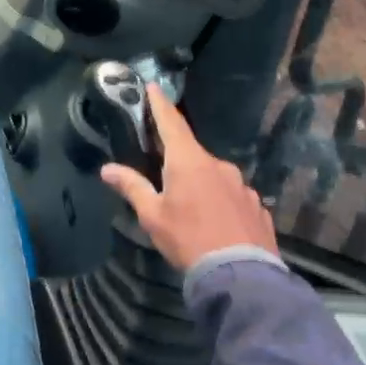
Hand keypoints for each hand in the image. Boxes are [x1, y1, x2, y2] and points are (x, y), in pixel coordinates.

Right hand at [100, 84, 277, 270]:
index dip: (160, 104)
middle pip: (191, 152)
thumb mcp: (152, 215)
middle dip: (175, 157)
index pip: (172, 123)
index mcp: (189, 162)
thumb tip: (108, 169)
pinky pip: (232, 195)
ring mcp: (243, 187)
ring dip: (199, 182)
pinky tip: (213, 219)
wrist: (243, 277)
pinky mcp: (258, 208)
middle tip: (160, 169)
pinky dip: (219, 200)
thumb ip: (131, 187)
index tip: (153, 86)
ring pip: (213, 175)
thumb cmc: (189, 239)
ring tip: (188, 203)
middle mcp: (219, 166)